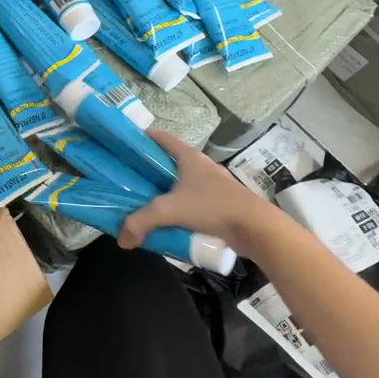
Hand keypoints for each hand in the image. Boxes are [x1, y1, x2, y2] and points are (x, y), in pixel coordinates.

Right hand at [119, 129, 284, 251]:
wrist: (256, 228)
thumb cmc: (212, 206)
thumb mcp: (169, 211)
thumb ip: (141, 222)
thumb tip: (122, 240)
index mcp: (189, 157)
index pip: (161, 138)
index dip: (142, 138)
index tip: (124, 145)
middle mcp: (201, 166)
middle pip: (170, 162)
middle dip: (150, 170)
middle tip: (129, 179)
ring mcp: (214, 185)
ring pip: (183, 183)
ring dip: (167, 191)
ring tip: (147, 202)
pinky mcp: (222, 204)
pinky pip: (195, 202)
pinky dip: (182, 208)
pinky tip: (172, 221)